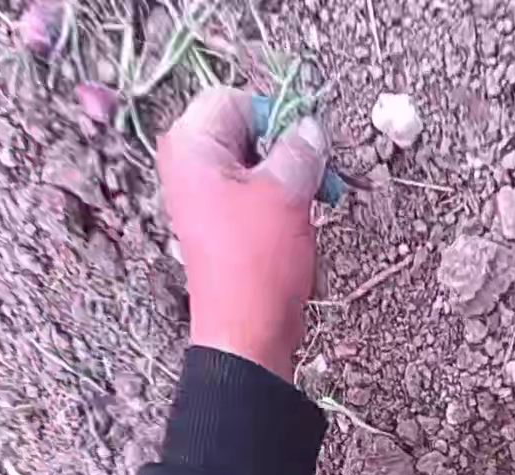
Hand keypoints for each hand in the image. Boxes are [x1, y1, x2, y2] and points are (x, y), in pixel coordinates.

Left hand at [157, 87, 326, 378]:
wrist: (250, 331)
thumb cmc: (259, 262)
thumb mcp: (286, 195)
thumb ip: (300, 152)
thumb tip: (312, 129)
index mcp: (192, 147)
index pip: (235, 102)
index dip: (278, 118)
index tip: (312, 147)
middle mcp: (193, 170)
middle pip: (249, 137)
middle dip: (291, 155)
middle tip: (322, 181)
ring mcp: (210, 204)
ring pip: (260, 173)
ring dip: (295, 187)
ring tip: (316, 209)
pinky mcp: (230, 233)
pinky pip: (261, 205)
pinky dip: (287, 211)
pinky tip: (303, 231)